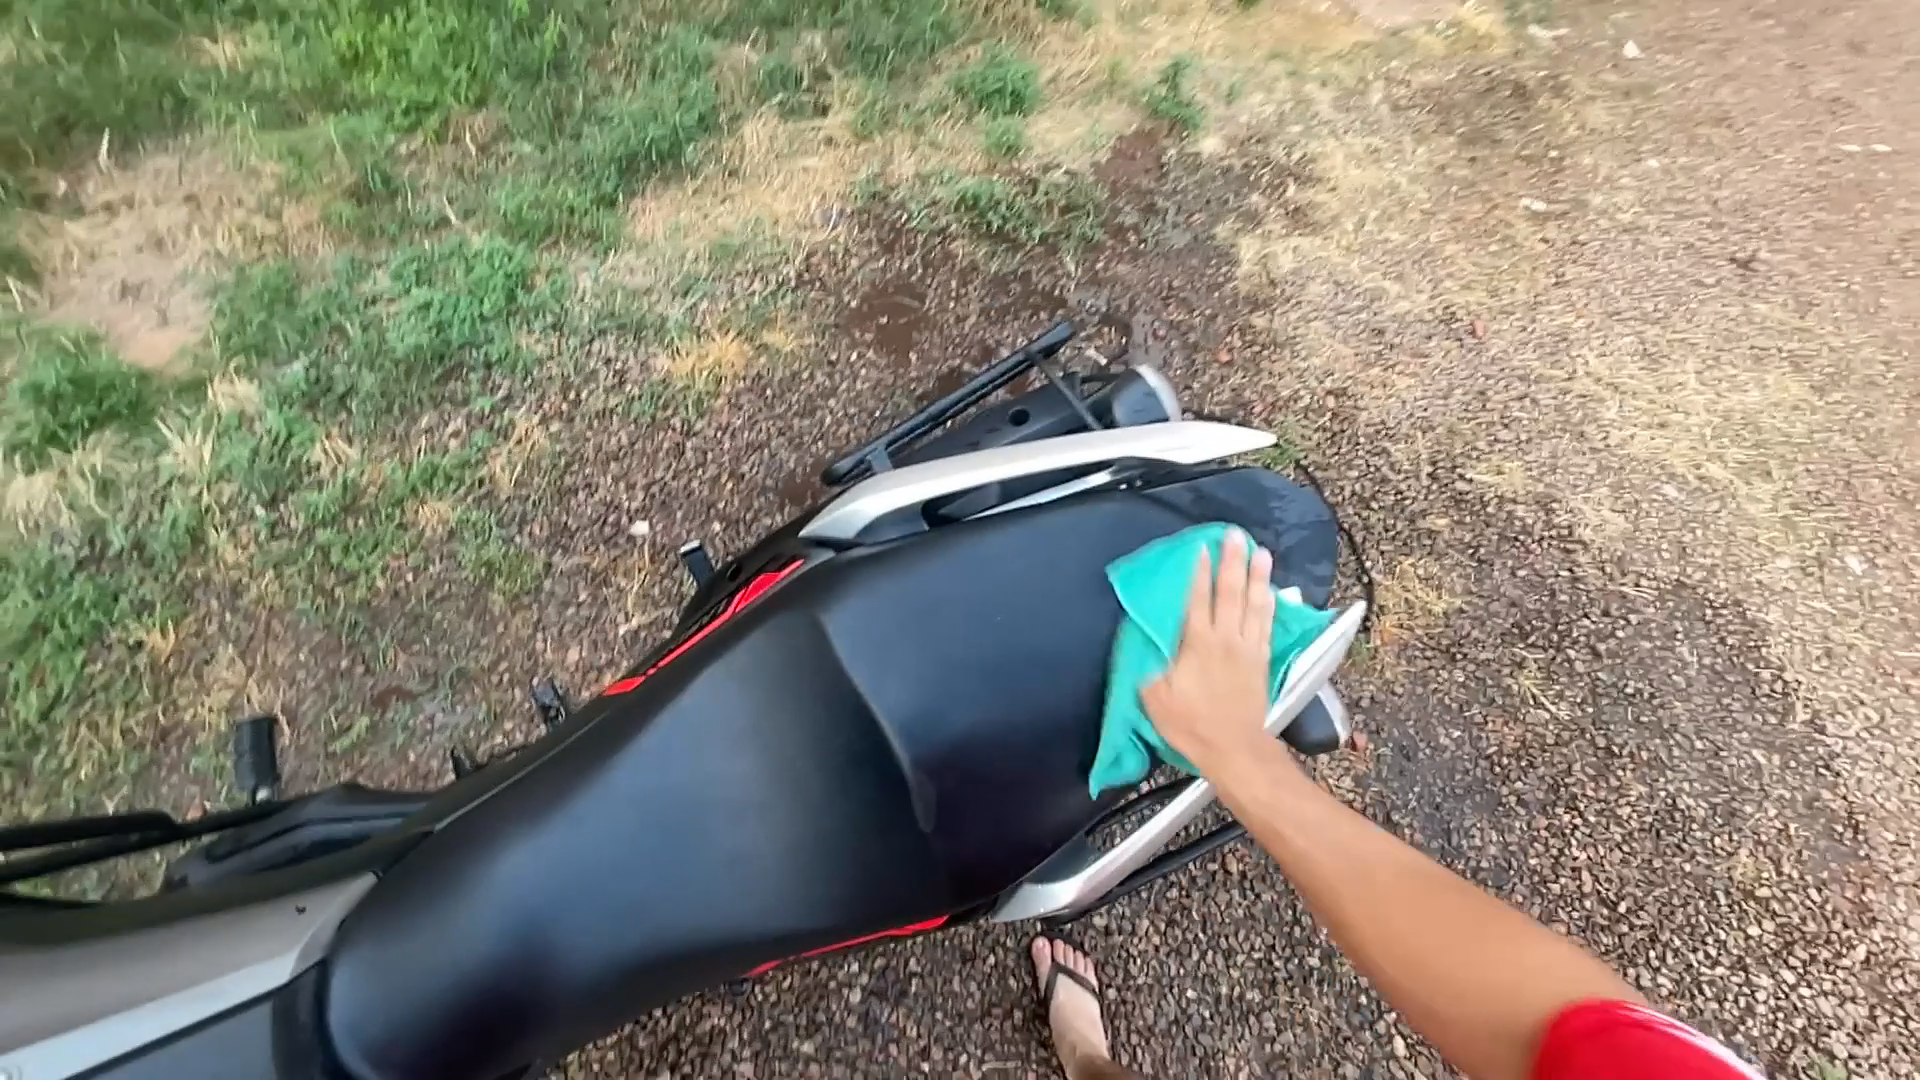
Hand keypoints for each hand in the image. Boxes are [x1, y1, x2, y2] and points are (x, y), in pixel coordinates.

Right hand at [1140, 530, 1288, 776]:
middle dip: (1232, 562)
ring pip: (1255, 604)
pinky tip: (1272, 591)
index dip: (1199, 572)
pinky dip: (1270, 604)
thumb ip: (1149, 663)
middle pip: (1231, 593)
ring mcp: (1248, 648)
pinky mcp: (1261, 661)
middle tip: (1236, 535)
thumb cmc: (1190, 724)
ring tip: (1261, 552)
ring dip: (1257, 576)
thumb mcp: (1155, 695)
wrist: (1234, 750)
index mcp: (1198, 644)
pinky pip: (1267, 625)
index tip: (1202, 547)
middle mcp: (1226, 639)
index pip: (1198, 599)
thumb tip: (1144, 639)